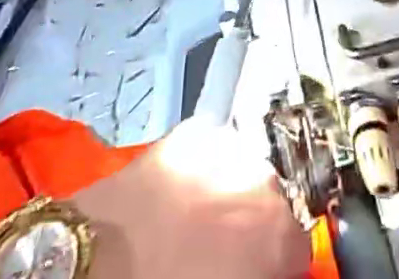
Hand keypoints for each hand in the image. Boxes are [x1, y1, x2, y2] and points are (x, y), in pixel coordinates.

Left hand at [69, 118, 308, 278]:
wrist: (98, 262)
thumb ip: (261, 268)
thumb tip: (259, 261)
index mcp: (279, 228)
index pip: (300, 244)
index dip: (275, 262)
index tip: (257, 270)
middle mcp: (258, 176)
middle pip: (273, 198)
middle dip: (253, 221)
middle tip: (223, 251)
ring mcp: (220, 145)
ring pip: (243, 169)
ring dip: (231, 188)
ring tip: (199, 218)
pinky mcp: (184, 132)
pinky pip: (210, 149)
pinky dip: (204, 167)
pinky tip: (182, 192)